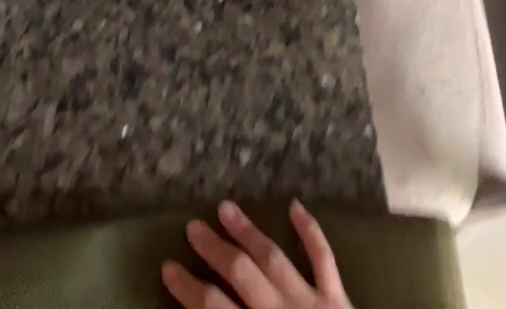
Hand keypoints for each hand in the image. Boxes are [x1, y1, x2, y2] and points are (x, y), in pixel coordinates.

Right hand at [163, 200, 351, 308]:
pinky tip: (295, 206)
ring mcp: (311, 303)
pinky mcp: (338, 300)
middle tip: (192, 227)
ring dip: (248, 232)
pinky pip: (323, 259)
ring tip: (226, 207)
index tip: (167, 267)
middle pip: (240, 273)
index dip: (187, 288)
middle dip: (214, 249)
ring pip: (274, 258)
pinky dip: (310, 231)